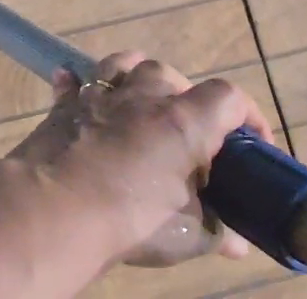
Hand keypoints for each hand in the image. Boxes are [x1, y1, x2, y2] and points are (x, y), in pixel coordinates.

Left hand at [6, 51, 274, 268]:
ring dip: (134, 76)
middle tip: (189, 128)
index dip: (247, 115)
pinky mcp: (60, 105)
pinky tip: (80, 91)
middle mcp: (138, 99)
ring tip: (143, 103)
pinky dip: (78, 83)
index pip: (227, 96)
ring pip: (118, 64)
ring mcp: (94, 97)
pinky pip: (71, 82)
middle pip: (165, 73)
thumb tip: (235, 242)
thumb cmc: (133, 219)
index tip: (251, 143)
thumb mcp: (190, 234)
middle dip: (184, 93)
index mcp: (182, 124)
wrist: (55, 205)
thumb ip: (216, 229)